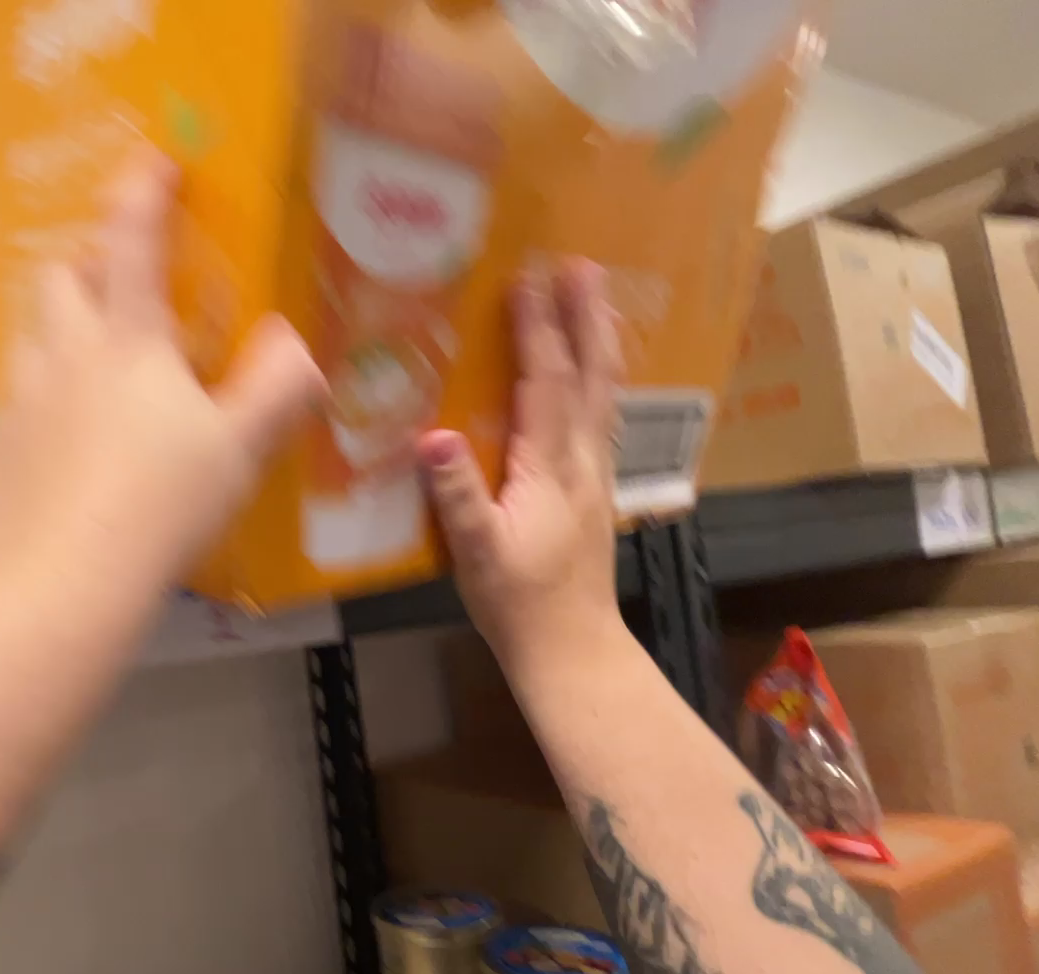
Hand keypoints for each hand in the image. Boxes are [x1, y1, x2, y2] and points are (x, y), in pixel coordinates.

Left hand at [0, 151, 325, 584]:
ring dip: (62, 323)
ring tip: (98, 355)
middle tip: (125, 281)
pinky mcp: (3, 447)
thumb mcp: (237, 451)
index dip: (145, 188)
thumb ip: (274, 390)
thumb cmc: (158, 506)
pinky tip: (71, 429)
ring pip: (32, 331)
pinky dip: (45, 386)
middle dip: (89, 259)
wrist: (60, 581)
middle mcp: (65, 356)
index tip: (156, 163)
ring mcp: (24, 400)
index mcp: (127, 342)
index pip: (132, 238)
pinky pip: (18, 392)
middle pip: (60, 274)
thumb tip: (295, 345)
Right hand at [417, 259, 625, 666]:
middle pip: (592, 376)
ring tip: (593, 301)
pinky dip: (600, 380)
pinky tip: (592, 377)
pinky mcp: (592, 489)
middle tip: (582, 266)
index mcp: (550, 468)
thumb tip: (433, 436)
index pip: (546, 385)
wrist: (568, 643)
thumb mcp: (475, 551)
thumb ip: (457, 494)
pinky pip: (600, 417)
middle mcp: (582, 460)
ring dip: (599, 341)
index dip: (537, 331)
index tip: (527, 280)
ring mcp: (594, 473)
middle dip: (586, 317)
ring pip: (605, 393)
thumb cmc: (516, 599)